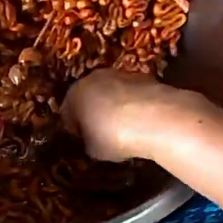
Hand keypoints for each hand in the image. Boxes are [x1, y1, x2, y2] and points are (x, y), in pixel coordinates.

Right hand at [62, 70, 207, 161]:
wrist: (156, 119)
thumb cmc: (112, 136)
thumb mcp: (91, 149)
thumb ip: (86, 141)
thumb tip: (90, 139)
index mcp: (74, 93)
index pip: (66, 112)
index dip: (73, 128)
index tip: (81, 140)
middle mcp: (94, 77)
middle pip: (89, 97)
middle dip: (93, 112)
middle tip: (100, 133)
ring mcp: (122, 74)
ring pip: (112, 93)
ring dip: (114, 107)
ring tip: (124, 128)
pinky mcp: (146, 77)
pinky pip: (132, 94)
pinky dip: (133, 105)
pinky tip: (140, 122)